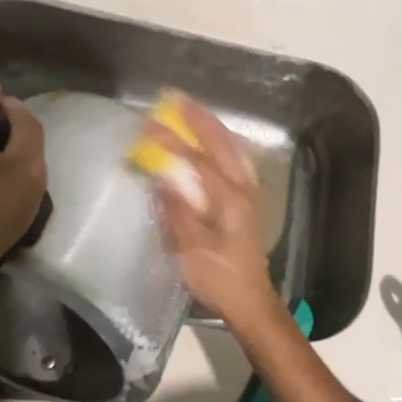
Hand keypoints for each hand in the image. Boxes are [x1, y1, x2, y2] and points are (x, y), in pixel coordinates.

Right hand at [143, 98, 279, 325]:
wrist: (250, 301)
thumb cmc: (219, 278)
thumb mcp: (191, 249)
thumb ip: (178, 210)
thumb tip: (162, 174)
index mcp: (229, 200)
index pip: (197, 161)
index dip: (172, 142)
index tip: (149, 124)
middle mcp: (244, 189)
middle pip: (222, 145)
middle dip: (199, 121)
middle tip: (177, 101)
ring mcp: (251, 193)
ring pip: (234, 149)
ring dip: (214, 128)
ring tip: (194, 112)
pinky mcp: (250, 201)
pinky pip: (238, 160)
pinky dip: (225, 144)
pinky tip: (216, 142)